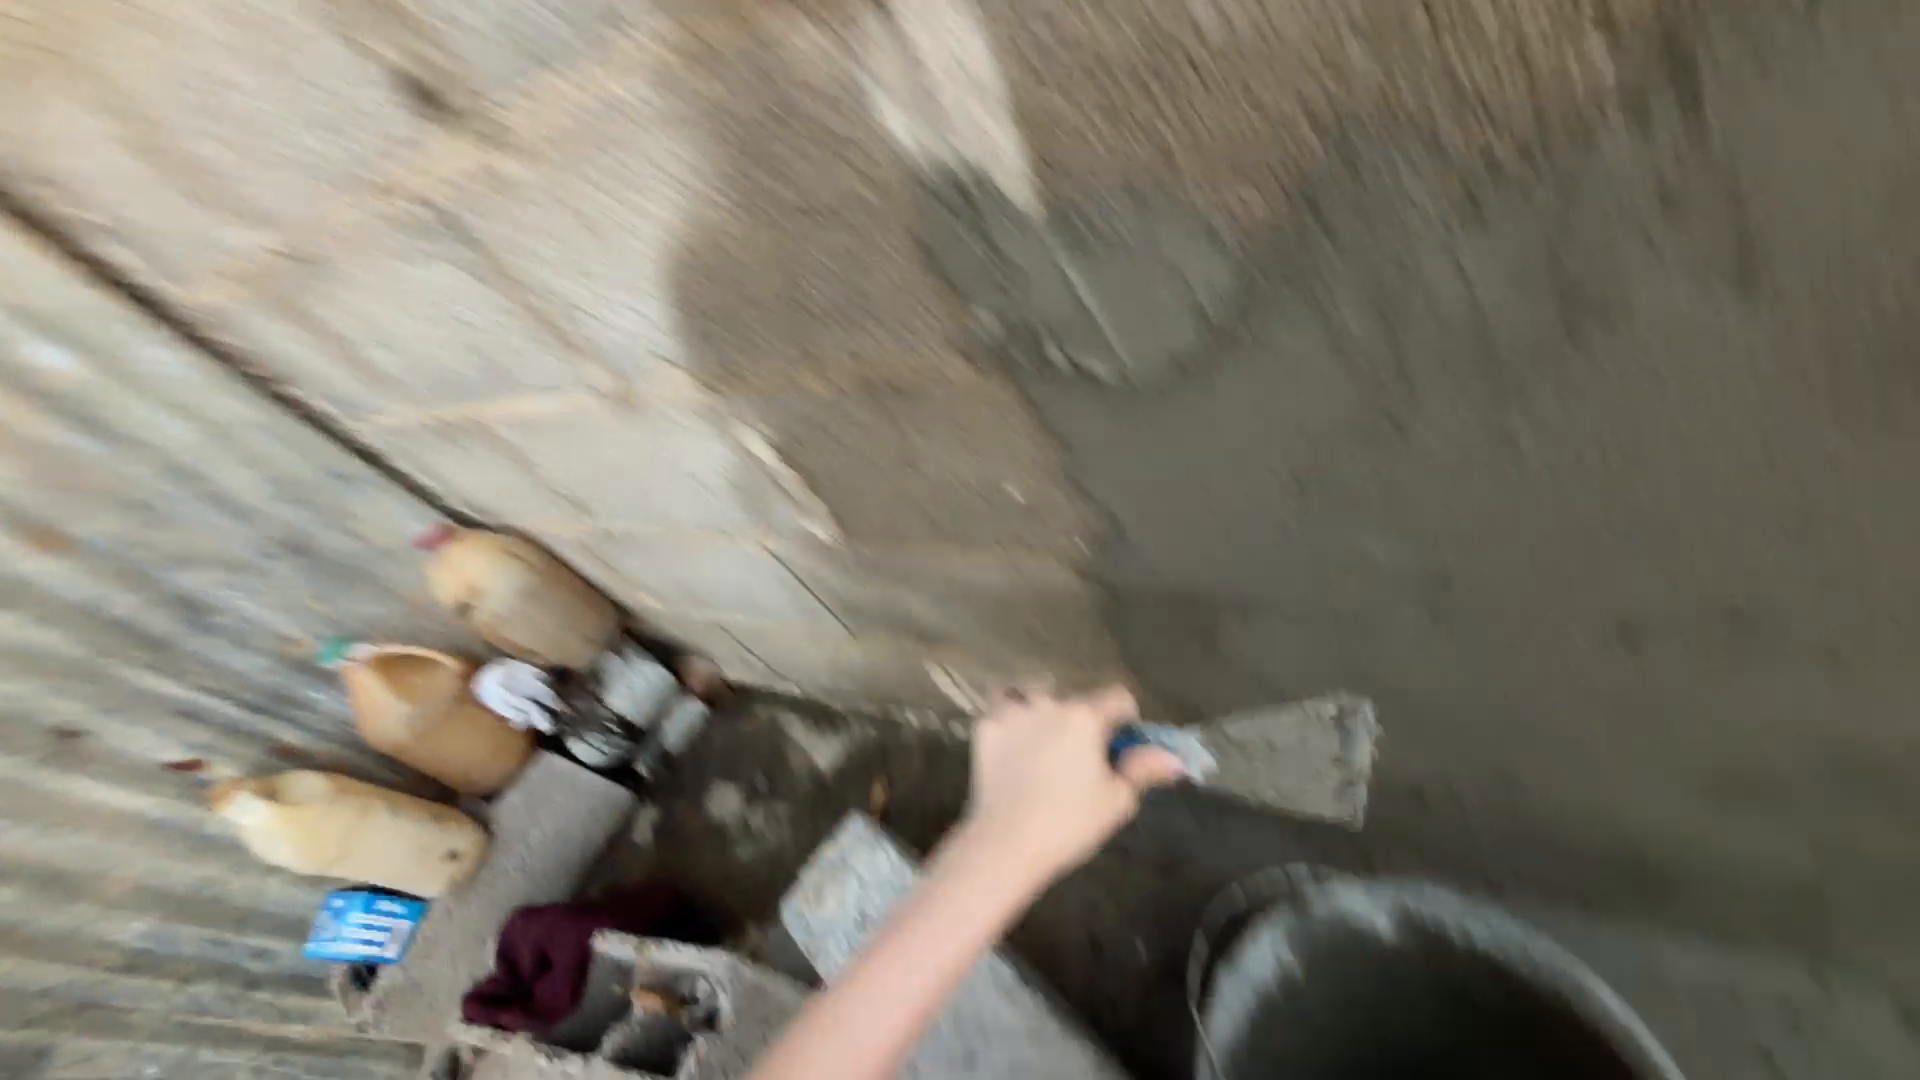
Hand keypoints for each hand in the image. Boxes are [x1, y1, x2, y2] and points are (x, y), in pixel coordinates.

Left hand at [958, 683, 1186, 885]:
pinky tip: (1013, 738)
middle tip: (1079, 752)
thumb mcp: (1116, 800)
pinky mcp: (985, 725)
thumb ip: (1143, 770)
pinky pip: (1002, 707)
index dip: (1125, 718)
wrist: (1006, 842)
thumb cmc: (1069, 823)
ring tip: (1043, 733)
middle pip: (1075, 696)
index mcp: (1086, 716)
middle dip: (1083, 717)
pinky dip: (1010, 716)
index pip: (1118, 697)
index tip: (1120, 743)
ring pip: (1033, 690)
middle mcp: (1049, 703)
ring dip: (1043, 704)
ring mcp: (1013, 711)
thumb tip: (1174, 759)